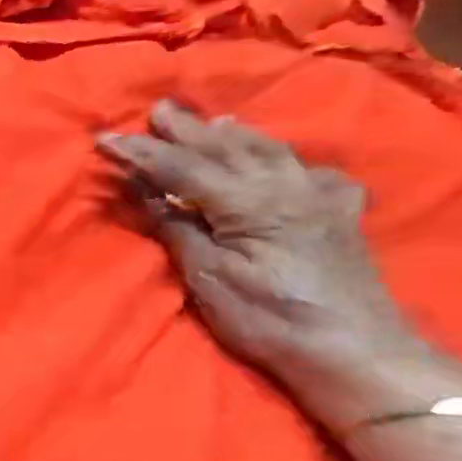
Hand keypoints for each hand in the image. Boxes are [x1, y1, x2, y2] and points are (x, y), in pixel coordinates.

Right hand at [97, 100, 427, 382]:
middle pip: (227, 148)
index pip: (182, 167)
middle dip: (187, 129)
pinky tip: (284, 161)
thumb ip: (177, 226)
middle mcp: (287, 184)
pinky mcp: (340, 213)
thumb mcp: (209, 277)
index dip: (141, 153)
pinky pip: (310, 171)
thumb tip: (145, 189)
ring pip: (270, 150)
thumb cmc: (269, 319)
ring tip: (212, 121)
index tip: (106, 138)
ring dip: (234, 134)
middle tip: (159, 109)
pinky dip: (286, 159)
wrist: (355, 352)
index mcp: (250, 200)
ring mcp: (319, 195)